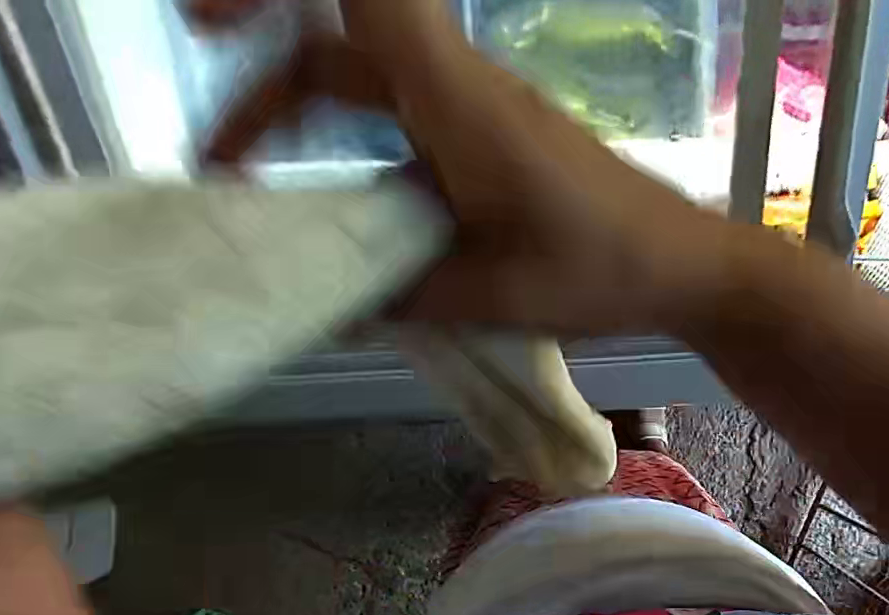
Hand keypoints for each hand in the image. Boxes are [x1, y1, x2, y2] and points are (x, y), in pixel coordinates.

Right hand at [191, 0, 747, 336]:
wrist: (678, 266)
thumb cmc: (598, 271)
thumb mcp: (494, 294)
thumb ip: (407, 299)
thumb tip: (338, 312)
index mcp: (458, 103)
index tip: (210, 26)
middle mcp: (461, 92)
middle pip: (340, 52)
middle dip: (267, 93)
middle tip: (222, 163)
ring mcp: (476, 120)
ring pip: (372, 96)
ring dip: (313, 136)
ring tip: (273, 206)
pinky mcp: (491, 151)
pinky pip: (409, 136)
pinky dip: (365, 167)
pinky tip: (358, 232)